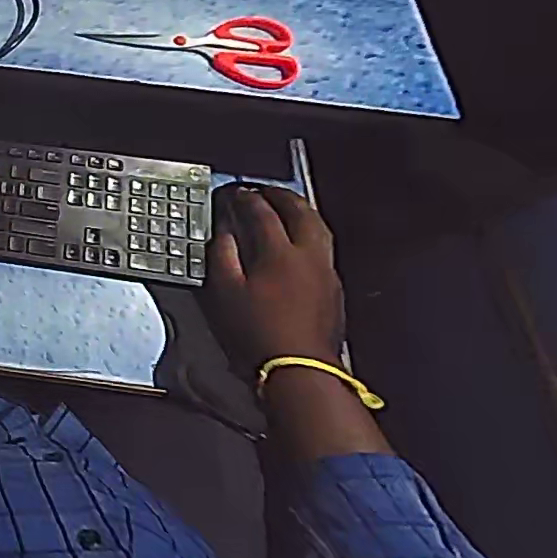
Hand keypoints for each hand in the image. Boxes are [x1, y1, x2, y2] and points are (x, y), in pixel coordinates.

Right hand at [203, 185, 344, 372]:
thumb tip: (224, 233)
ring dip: (301, 212)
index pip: (262, 214)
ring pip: (319, 228)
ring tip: (286, 206)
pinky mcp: (333, 287)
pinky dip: (309, 232)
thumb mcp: (224, 291)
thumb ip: (223, 255)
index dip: (245, 200)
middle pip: (301, 213)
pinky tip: (297, 239)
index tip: (234, 193)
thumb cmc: (255, 330)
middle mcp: (309, 256)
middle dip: (281, 197)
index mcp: (279, 254)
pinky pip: (323, 247)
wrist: (299, 367)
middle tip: (264, 190)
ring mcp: (326, 271)